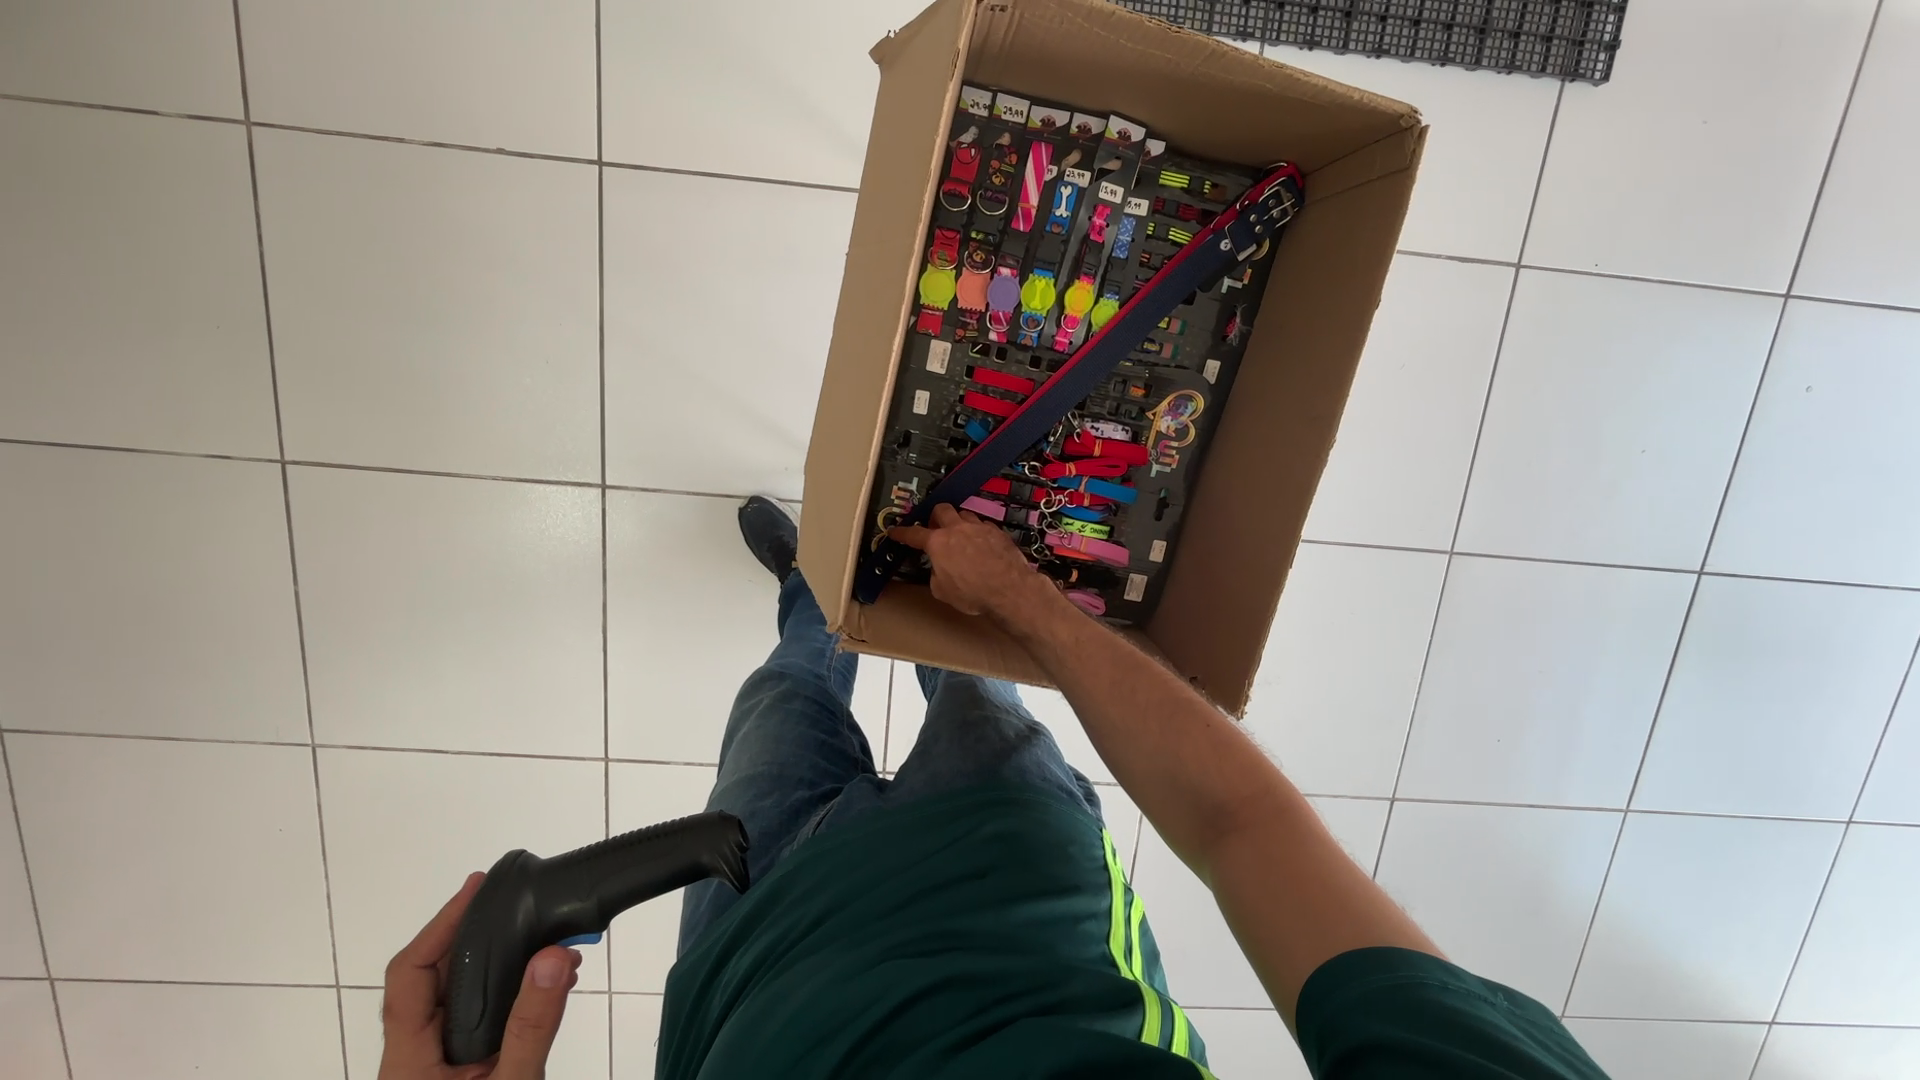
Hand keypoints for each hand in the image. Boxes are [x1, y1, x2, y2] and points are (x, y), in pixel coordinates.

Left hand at [378, 873, 582, 1079]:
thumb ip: (532, 1026)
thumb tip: (553, 953)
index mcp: (409, 1063)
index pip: (410, 976)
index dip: (440, 926)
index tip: (478, 887)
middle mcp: (410, 1063)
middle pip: (426, 982)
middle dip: (469, 936)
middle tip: (516, 902)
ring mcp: (430, 1074)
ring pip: (450, 1003)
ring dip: (488, 964)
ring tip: (536, 936)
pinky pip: (471, 1023)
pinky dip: (503, 993)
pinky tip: (540, 986)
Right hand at [890, 502, 1049, 618]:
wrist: (1008, 590)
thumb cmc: (974, 592)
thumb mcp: (943, 591)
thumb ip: (936, 575)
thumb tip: (939, 571)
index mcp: (938, 543)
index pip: (914, 534)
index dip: (902, 533)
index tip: (896, 532)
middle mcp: (958, 529)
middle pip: (941, 509)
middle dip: (934, 516)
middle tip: (934, 527)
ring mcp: (979, 527)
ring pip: (964, 513)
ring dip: (958, 521)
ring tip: (958, 534)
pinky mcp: (998, 532)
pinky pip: (983, 524)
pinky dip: (978, 531)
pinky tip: (980, 543)